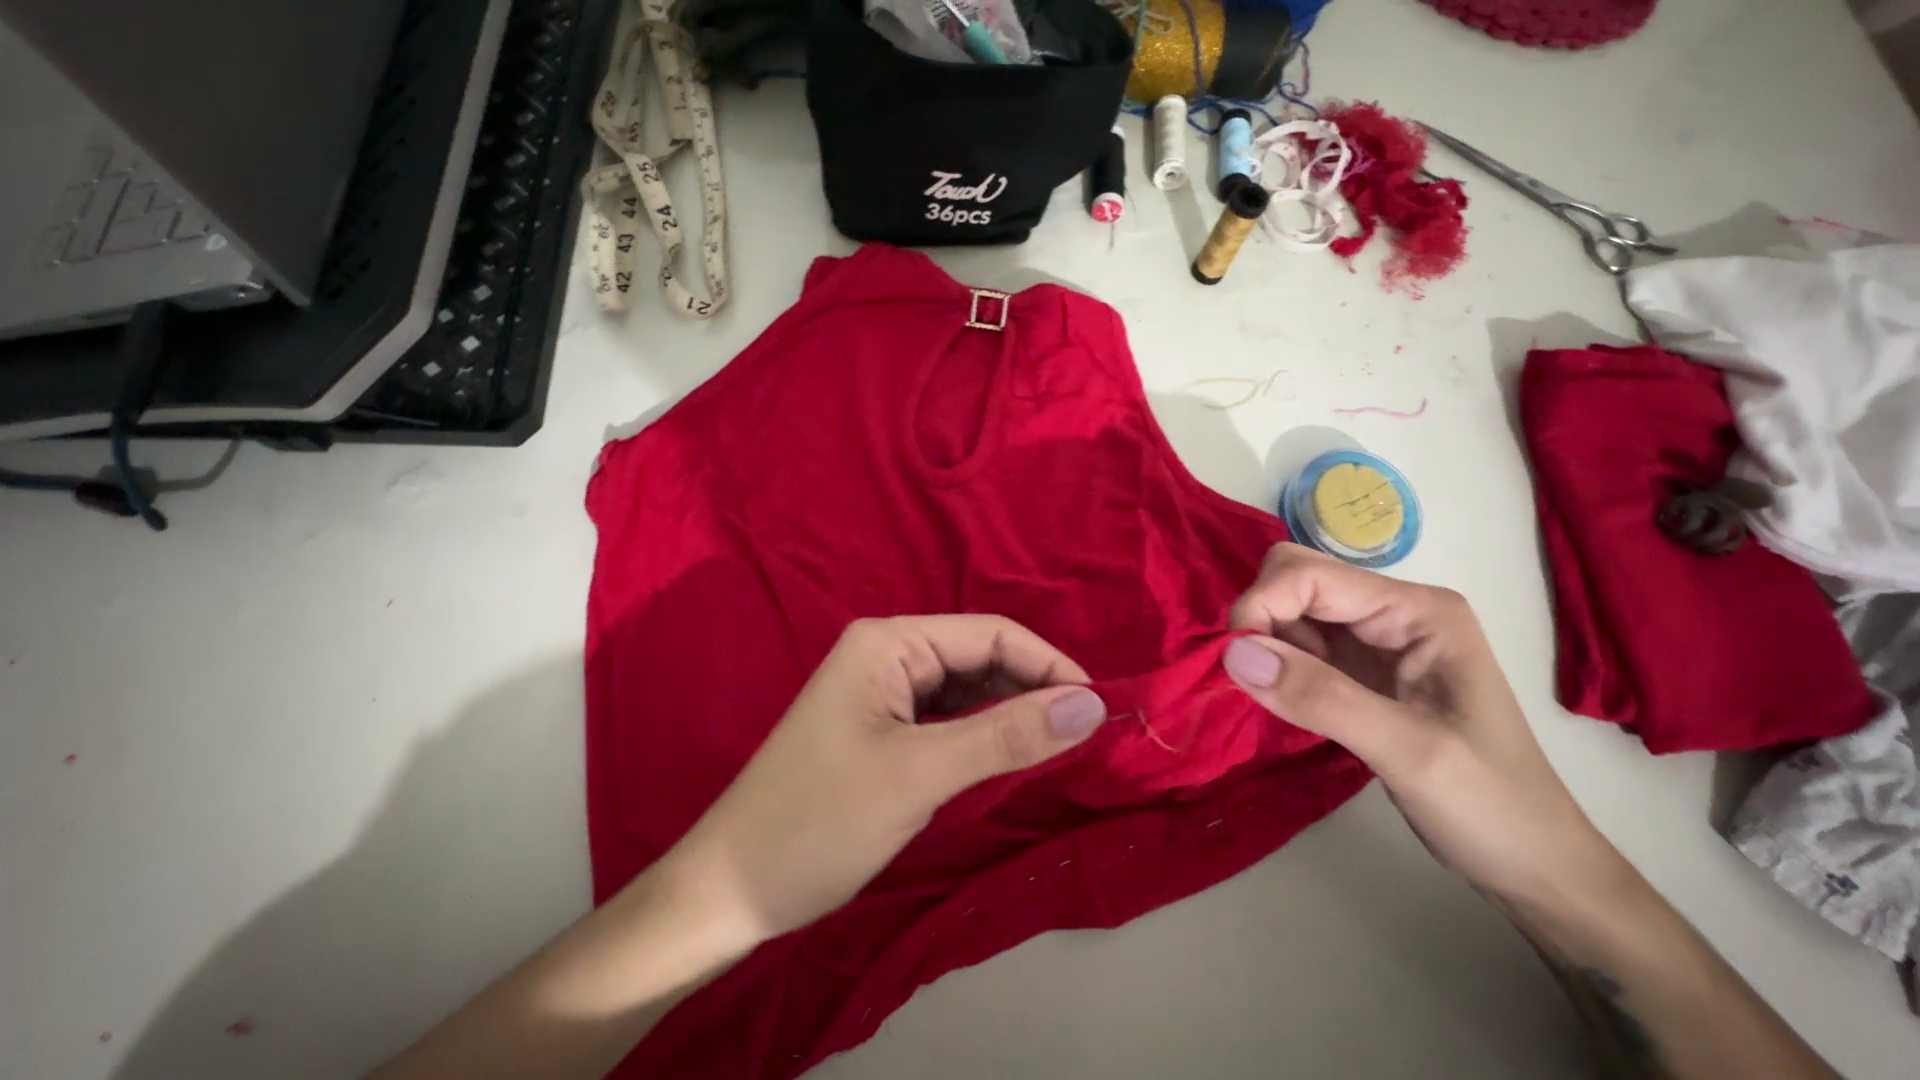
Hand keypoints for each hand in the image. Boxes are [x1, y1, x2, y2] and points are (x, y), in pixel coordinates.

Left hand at [658, 615, 1108, 950]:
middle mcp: (884, 656)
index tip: (1099, 711)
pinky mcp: (879, 734)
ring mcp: (879, 696)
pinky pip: (946, 722)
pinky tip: (1007, 761)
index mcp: (887, 643)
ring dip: (1010, 716)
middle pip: (980, 658)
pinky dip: (981, 738)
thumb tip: (1091, 705)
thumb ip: (1007, 735)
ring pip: (966, 693)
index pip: (990, 634)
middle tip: (1085, 739)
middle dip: (1032, 691)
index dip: (1049, 666)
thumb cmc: (820, 821)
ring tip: (1054, 752)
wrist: (732, 890)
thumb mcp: (921, 775)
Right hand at [1219, 544, 1621, 908]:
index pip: (1313, 576)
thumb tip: (1233, 652)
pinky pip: (1301, 649)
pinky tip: (1284, 702)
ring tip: (1275, 699)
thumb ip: (1322, 698)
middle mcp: (1396, 613)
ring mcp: (1379, 643)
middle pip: (1299, 580)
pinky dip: (1278, 666)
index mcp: (1419, 612)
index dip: (1262, 604)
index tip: (1232, 660)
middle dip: (1261, 617)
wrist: (1535, 866)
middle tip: (1251, 677)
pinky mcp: (1362, 675)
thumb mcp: (1409, 753)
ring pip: (1293, 613)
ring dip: (1266, 644)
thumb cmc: (1491, 807)